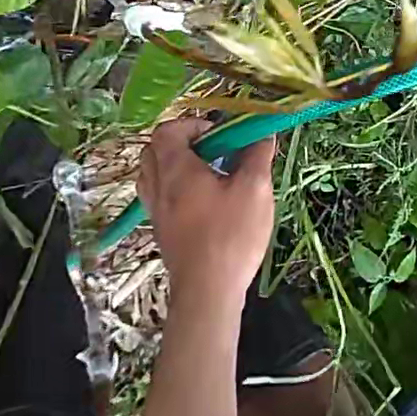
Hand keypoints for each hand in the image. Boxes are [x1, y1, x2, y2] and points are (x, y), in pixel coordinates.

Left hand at [138, 118, 276, 311]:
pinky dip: (175, 184)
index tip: (220, 133)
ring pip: (153, 172)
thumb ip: (258, 155)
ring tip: (209, 170)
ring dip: (176, 162)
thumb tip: (263, 133)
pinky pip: (159, 193)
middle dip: (182, 140)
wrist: (208, 291)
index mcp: (177, 171)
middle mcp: (158, 187)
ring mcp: (156, 210)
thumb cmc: (231, 236)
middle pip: (154, 149)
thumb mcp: (255, 189)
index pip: (167, 131)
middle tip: (214, 148)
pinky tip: (205, 196)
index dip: (192, 124)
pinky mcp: (161, 229)